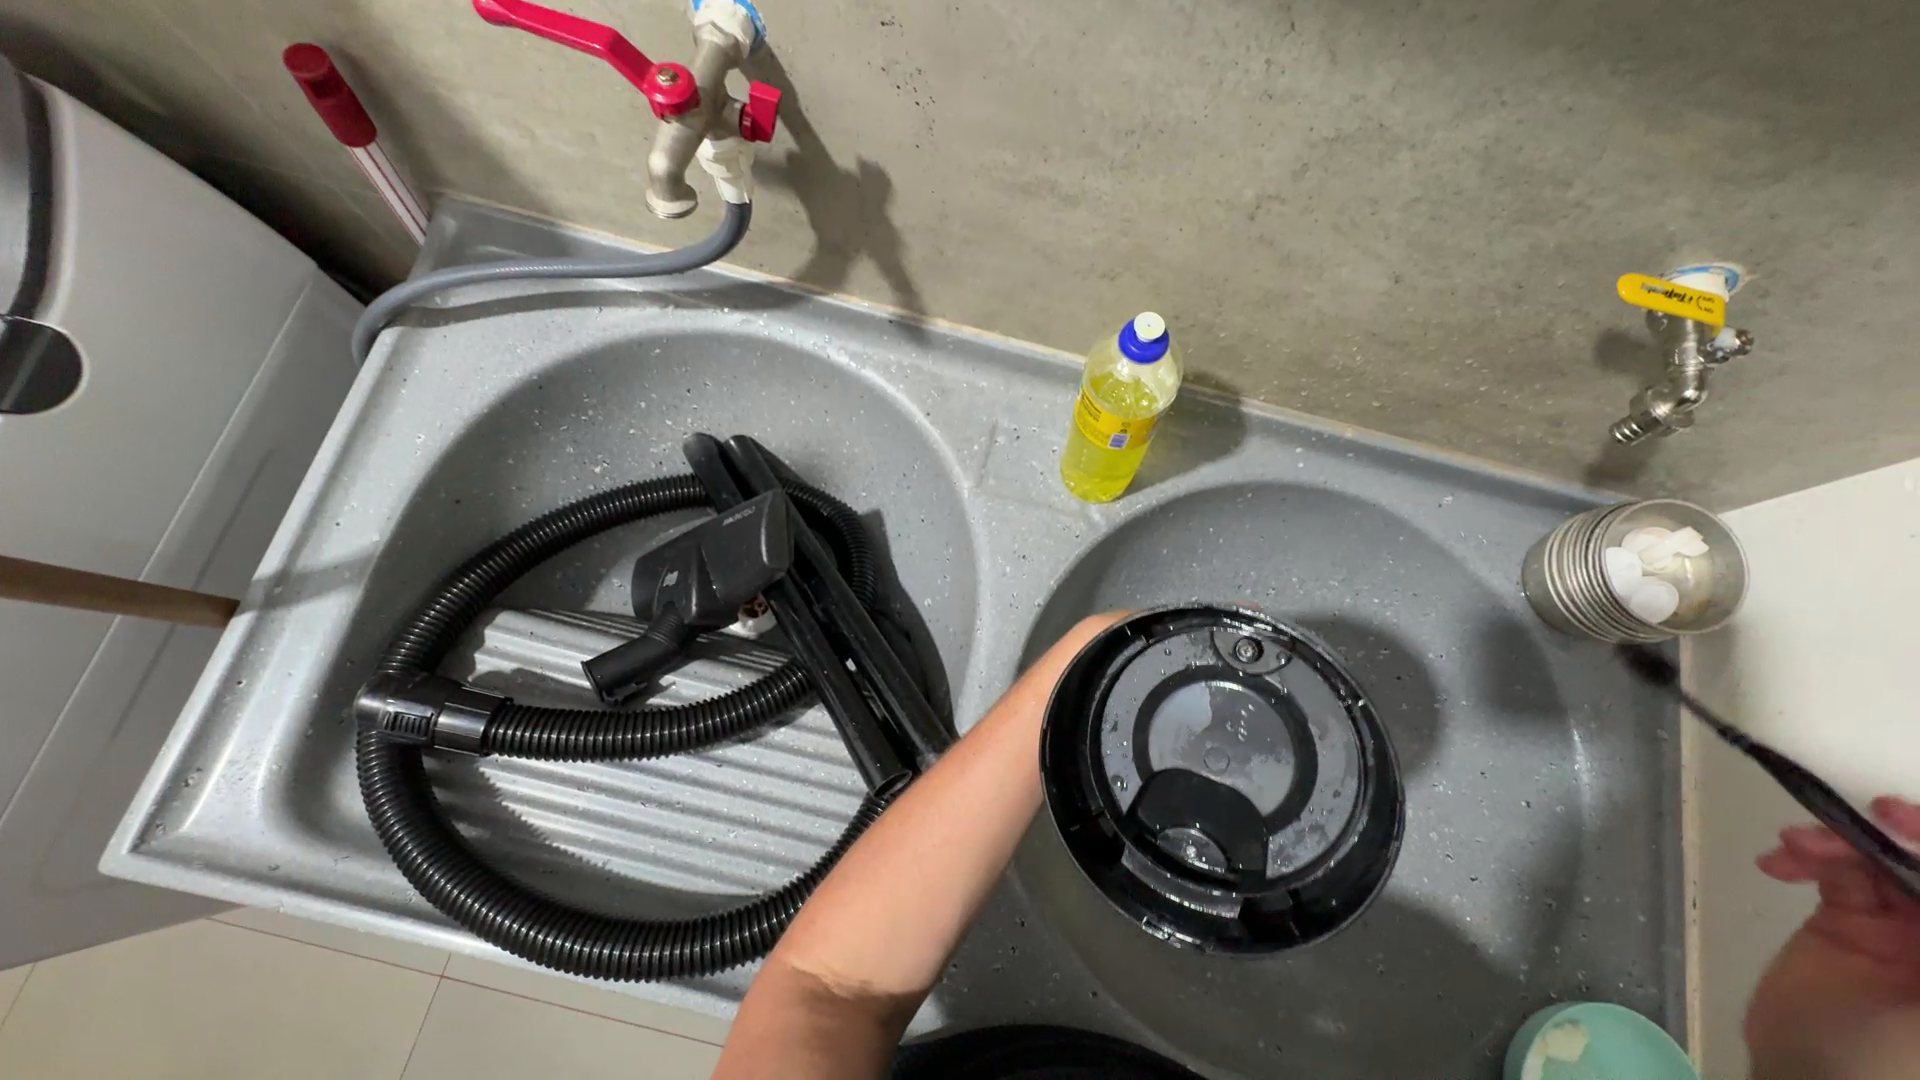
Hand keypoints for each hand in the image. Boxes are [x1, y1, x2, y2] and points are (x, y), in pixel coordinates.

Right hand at [1745, 797, 1919, 1079]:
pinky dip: (1807, 859)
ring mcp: (1906, 930)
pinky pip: (1834, 873)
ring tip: (1793, 846)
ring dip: (1839, 843)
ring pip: (1880, 860)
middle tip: (1864, 814)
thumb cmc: (1905, 1058)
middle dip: (1897, 835)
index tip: (1899, 817)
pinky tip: (1779, 863)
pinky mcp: (1849, 922)